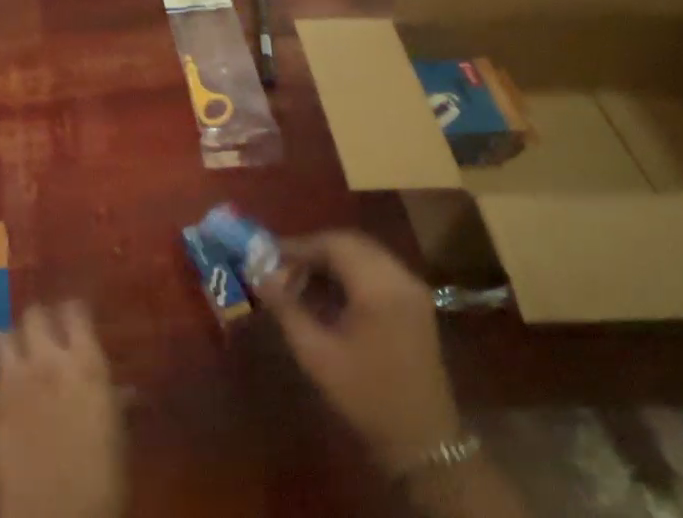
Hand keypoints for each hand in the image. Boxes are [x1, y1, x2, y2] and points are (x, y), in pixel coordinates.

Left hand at [0, 301, 125, 517]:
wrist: (54, 515)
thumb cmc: (101, 479)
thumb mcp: (117, 434)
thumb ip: (115, 401)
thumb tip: (125, 390)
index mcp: (85, 364)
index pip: (74, 310)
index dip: (73, 311)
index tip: (75, 318)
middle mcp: (46, 361)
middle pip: (34, 314)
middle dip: (40, 321)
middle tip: (46, 336)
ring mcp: (12, 380)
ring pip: (4, 337)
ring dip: (15, 343)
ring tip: (21, 358)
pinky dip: (0, 376)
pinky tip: (9, 393)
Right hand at [258, 231, 461, 471]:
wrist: (422, 439)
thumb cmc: (365, 396)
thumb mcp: (316, 354)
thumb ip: (286, 308)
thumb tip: (259, 277)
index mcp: (379, 288)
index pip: (334, 244)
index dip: (298, 246)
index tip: (267, 257)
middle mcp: (401, 278)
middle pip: (351, 243)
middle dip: (313, 251)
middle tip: (281, 269)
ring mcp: (413, 290)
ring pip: (365, 254)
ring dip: (331, 261)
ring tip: (299, 283)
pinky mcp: (416, 303)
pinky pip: (378, 270)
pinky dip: (350, 273)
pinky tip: (327, 296)